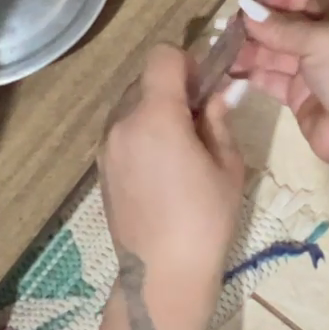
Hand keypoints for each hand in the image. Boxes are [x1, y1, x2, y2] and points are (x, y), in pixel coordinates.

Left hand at [99, 45, 246, 283]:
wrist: (163, 273)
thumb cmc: (206, 219)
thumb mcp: (227, 165)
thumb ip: (219, 119)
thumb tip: (221, 92)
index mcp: (155, 117)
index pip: (162, 56)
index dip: (187, 62)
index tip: (205, 89)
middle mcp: (121, 123)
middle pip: (145, 79)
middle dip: (173, 88)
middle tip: (199, 120)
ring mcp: (106, 145)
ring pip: (131, 104)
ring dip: (155, 110)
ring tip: (181, 148)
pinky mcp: (100, 166)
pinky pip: (122, 130)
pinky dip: (141, 132)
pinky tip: (163, 167)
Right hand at [235, 0, 328, 165]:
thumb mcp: (323, 41)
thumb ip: (282, 27)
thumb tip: (246, 10)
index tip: (248, 1)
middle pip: (290, 25)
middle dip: (260, 25)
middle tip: (227, 26)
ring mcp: (317, 70)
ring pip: (278, 53)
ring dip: (252, 49)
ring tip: (223, 48)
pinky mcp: (302, 97)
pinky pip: (273, 79)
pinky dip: (254, 74)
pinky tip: (231, 69)